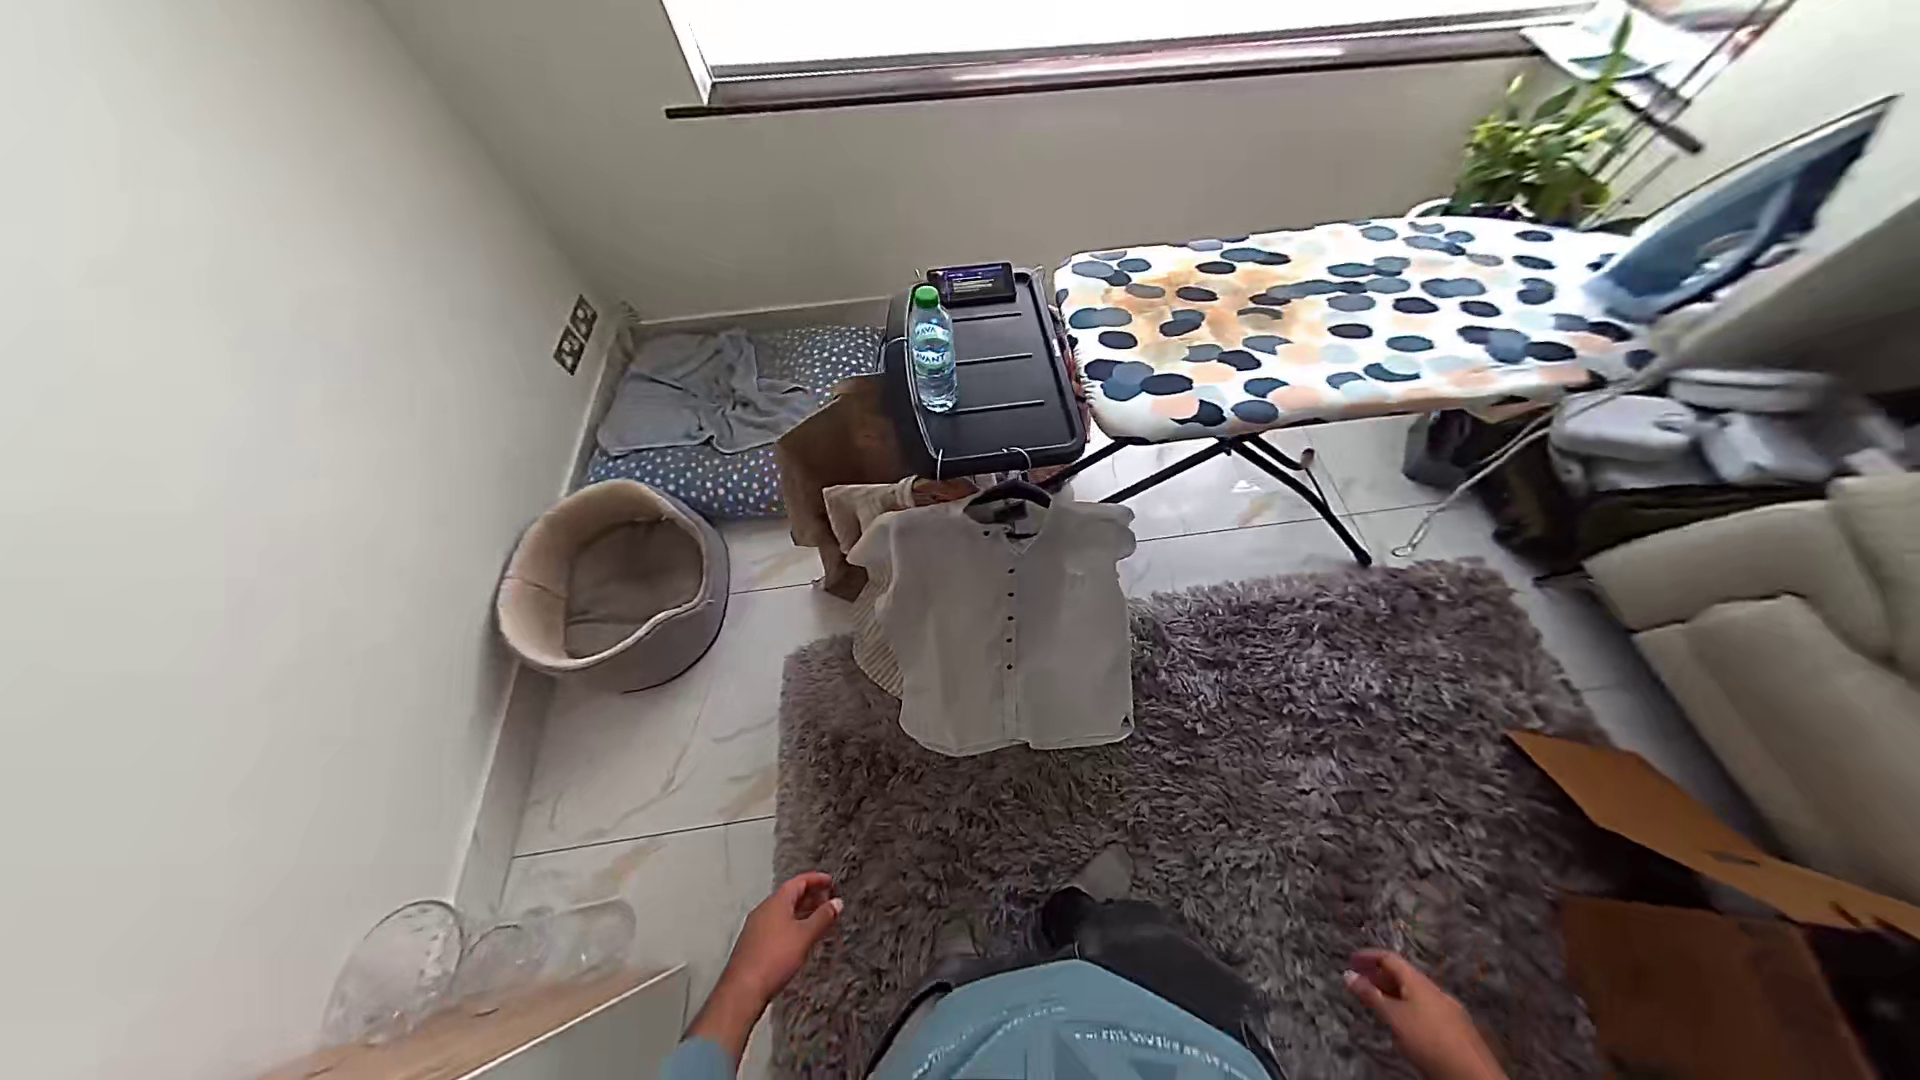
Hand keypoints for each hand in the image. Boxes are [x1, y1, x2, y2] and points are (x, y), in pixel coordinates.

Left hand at [718, 871, 842, 1003]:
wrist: (742, 991)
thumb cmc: (774, 959)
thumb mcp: (805, 936)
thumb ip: (823, 918)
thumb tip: (837, 903)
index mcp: (776, 902)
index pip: (799, 882)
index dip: (816, 879)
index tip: (830, 882)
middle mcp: (763, 910)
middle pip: (790, 896)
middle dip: (810, 896)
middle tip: (828, 901)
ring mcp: (755, 928)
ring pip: (783, 912)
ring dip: (801, 912)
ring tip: (818, 920)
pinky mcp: (752, 945)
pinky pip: (775, 926)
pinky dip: (791, 925)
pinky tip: (798, 939)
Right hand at [1343, 950, 1507, 1079]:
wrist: (1476, 1079)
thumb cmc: (1429, 1041)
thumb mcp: (1394, 1018)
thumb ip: (1371, 996)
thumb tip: (1348, 975)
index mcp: (1420, 982)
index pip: (1390, 958)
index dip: (1368, 956)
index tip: (1351, 961)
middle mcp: (1436, 992)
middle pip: (1403, 976)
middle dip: (1379, 978)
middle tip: (1360, 986)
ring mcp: (1451, 1012)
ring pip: (1416, 995)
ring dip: (1394, 996)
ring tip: (1379, 1008)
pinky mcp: (1459, 1032)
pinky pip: (1427, 1011)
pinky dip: (1409, 1010)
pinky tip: (1405, 1028)